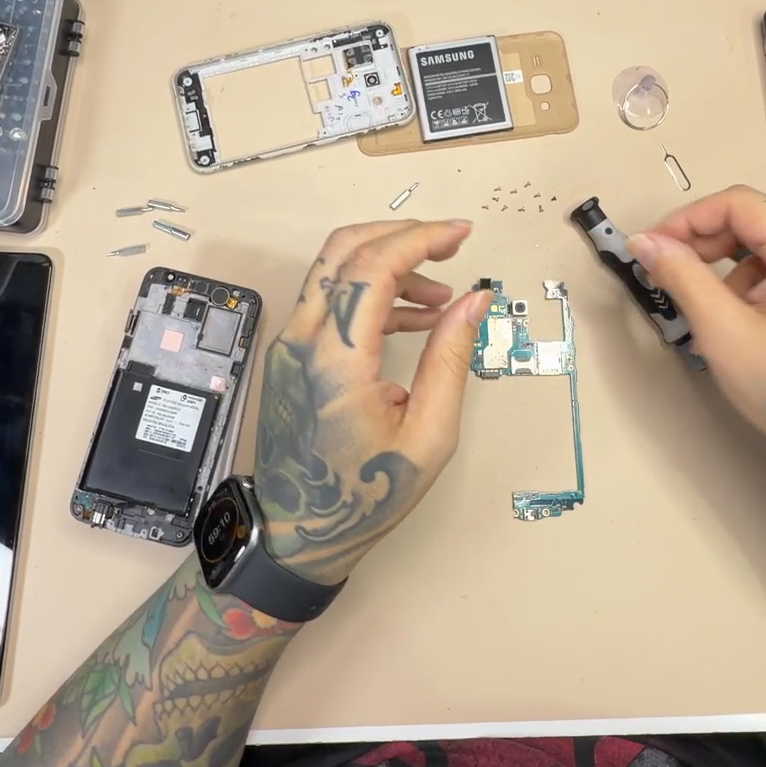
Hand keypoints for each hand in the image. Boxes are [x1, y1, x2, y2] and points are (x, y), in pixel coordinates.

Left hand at [253, 220, 492, 585]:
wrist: (297, 532)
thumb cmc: (366, 495)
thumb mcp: (428, 434)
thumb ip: (451, 358)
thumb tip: (475, 299)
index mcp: (337, 359)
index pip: (373, 267)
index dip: (421, 239)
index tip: (461, 234)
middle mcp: (303, 339)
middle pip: (344, 249)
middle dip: (401, 234)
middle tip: (448, 244)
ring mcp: (291, 343)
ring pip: (334, 269)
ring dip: (389, 265)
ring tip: (441, 297)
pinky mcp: (292, 352)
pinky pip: (331, 301)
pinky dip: (372, 294)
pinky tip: (415, 317)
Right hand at [625, 186, 765, 568]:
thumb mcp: (723, 330)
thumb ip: (681, 276)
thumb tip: (642, 242)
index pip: (739, 204)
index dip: (685, 221)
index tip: (649, 249)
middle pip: (757, 223)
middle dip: (705, 245)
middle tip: (667, 275)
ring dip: (730, 269)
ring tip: (709, 311)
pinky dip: (757, 287)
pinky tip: (743, 324)